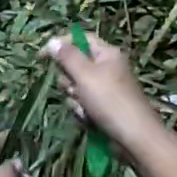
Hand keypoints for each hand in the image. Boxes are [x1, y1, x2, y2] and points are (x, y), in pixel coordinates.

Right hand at [42, 31, 164, 151]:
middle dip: (69, 80)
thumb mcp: (85, 74)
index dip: (60, 44)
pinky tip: (89, 120)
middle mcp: (107, 68)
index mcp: (107, 54)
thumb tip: (52, 41)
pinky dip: (83, 111)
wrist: (134, 138)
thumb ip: (67, 56)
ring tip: (85, 109)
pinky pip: (83, 104)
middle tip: (74, 89)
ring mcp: (105, 89)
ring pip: (76, 88)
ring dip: (75, 99)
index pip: (80, 39)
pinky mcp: (103, 107)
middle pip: (75, 66)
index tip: (41, 57)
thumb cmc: (110, 101)